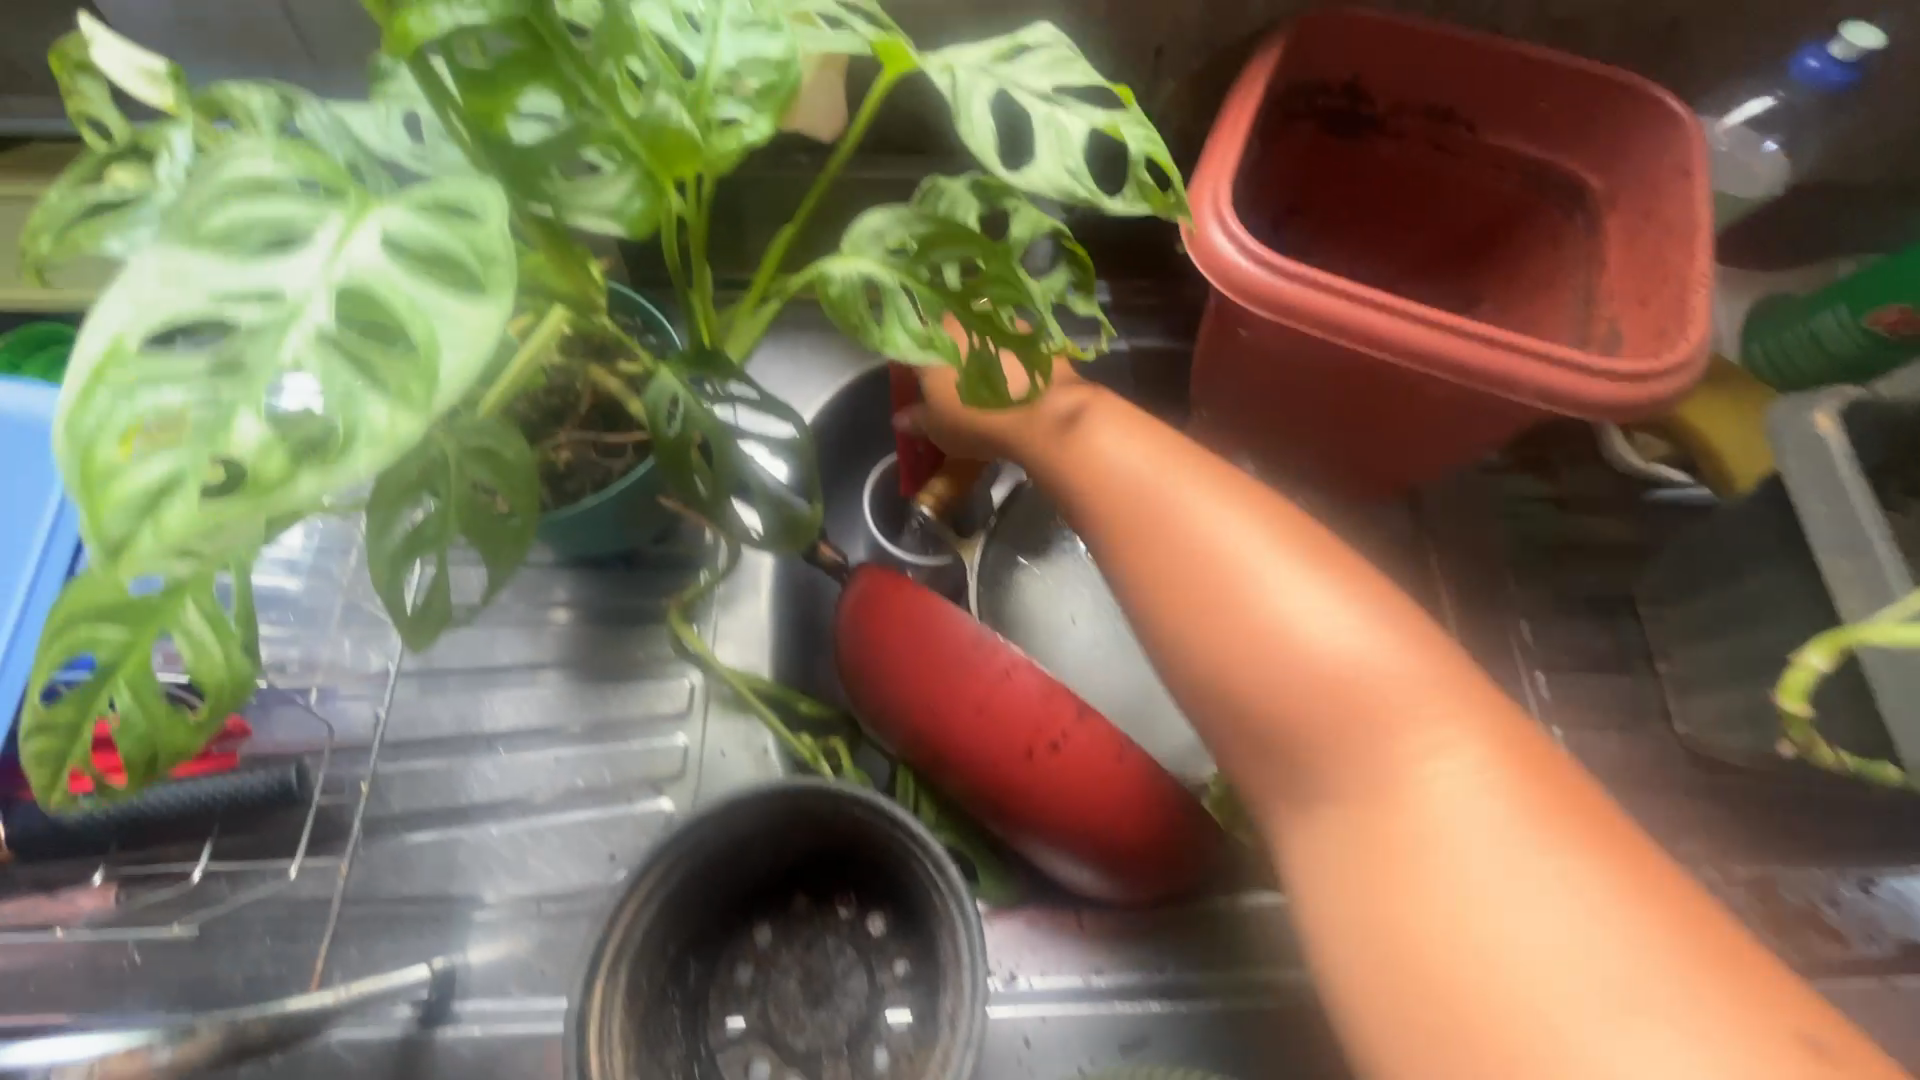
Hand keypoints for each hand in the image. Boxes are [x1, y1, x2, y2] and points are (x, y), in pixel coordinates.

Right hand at [894, 320, 1097, 463]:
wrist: (1042, 413)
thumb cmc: (975, 420)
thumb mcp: (937, 429)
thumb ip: (917, 419)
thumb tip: (900, 418)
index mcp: (929, 340)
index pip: (909, 345)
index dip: (910, 365)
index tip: (916, 383)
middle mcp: (959, 320)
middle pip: (944, 333)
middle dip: (945, 353)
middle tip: (951, 382)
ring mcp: (996, 321)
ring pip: (978, 332)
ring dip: (977, 349)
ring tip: (985, 378)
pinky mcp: (1030, 331)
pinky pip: (1008, 339)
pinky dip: (1006, 353)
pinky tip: (1013, 376)